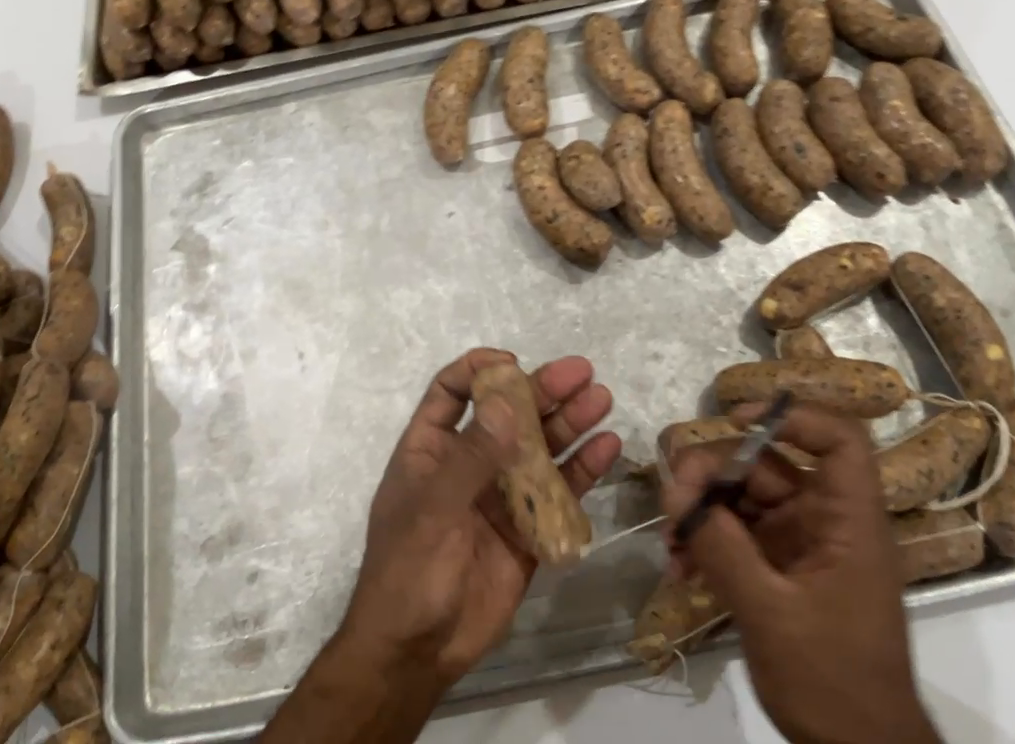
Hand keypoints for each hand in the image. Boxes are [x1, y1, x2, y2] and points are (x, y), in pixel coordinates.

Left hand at [340, 348, 621, 683]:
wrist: (417, 651)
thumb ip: (470, 459)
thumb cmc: (408, 572)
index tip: (513, 365)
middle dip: (541, 392)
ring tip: (601, 399)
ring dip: (569, 423)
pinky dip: (582, 471)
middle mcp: (468, 465)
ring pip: (539, 449)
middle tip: (581, 373)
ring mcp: (500, 497)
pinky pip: (558, 494)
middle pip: (507, 415)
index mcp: (430, 451)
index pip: (451, 393)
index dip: (479, 371)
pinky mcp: (528, 531)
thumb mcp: (431, 510)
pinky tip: (606, 448)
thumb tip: (504, 404)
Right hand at [661, 406, 941, 743]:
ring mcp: (802, 546)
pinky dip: (708, 543)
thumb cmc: (831, 681)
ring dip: (703, 512)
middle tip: (673, 499)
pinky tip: (680, 566)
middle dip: (716, 474)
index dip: (792, 416)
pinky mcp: (781, 571)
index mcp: (849, 522)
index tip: (734, 420)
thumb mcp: (770, 614)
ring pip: (745, 500)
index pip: (838, 440)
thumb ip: (721, 548)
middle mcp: (827, 522)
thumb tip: (676, 491)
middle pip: (770, 466)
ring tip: (670, 542)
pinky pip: (738, 536)